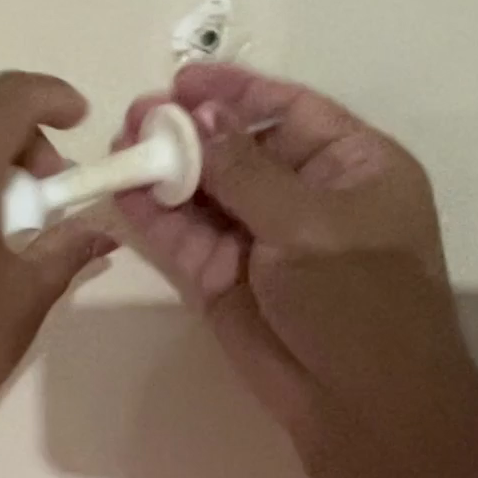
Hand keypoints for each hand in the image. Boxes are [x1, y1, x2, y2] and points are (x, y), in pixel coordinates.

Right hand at [112, 64, 477, 445]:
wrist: (353, 397)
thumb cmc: (357, 298)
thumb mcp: (309, 223)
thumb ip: (245, 171)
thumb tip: (197, 116)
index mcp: (348, 166)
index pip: (288, 113)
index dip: (236, 93)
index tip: (182, 79)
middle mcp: (299, 196)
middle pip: (235, 150)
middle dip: (187, 132)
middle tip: (135, 118)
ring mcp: (255, 240)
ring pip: (202, 194)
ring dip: (163, 172)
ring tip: (119, 149)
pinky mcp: (218, 278)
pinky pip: (182, 238)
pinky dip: (153, 218)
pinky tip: (123, 193)